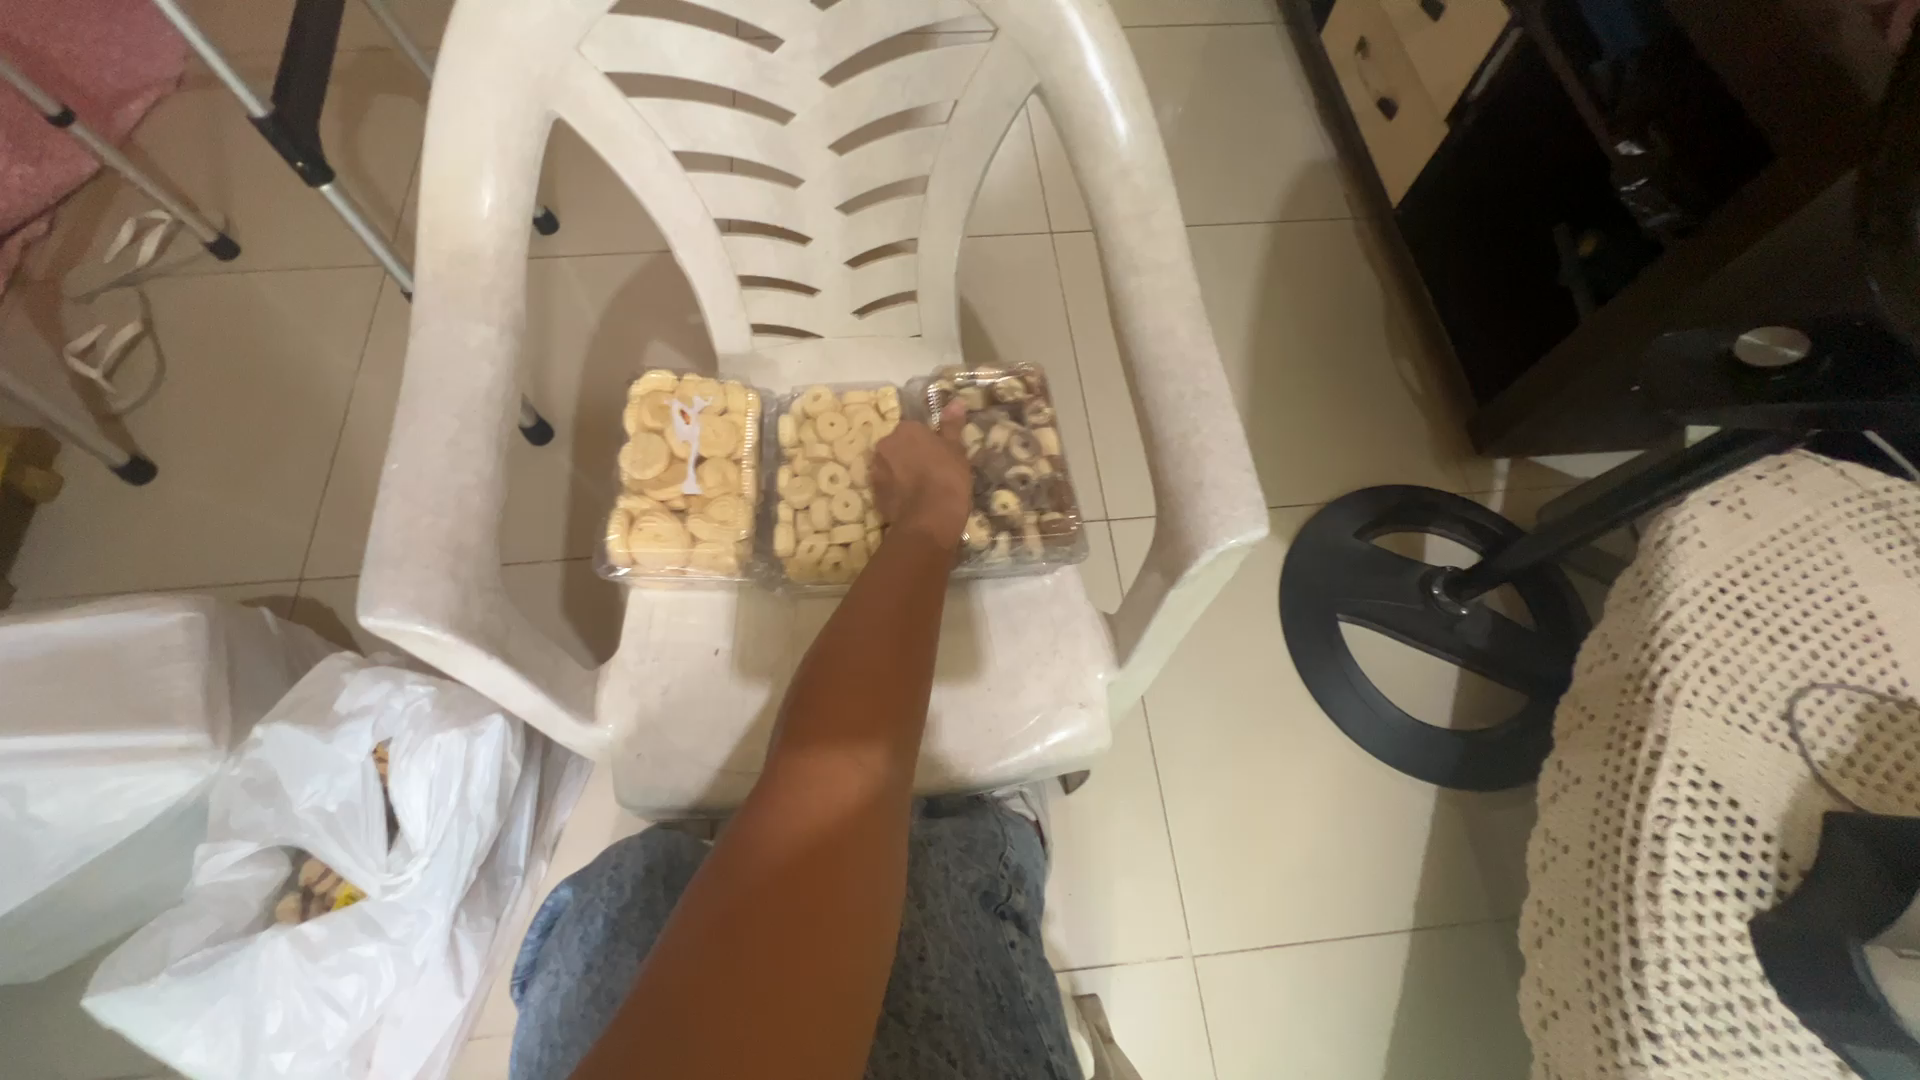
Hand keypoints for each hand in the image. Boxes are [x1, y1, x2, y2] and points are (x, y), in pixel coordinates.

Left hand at [871, 401, 970, 547]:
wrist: (929, 519)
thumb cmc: (947, 478)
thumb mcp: (956, 449)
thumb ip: (952, 425)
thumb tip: (956, 402)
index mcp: (906, 429)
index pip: (915, 430)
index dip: (927, 443)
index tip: (939, 457)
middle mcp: (885, 444)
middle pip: (898, 446)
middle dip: (910, 456)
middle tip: (930, 472)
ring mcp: (876, 469)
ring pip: (890, 466)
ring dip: (901, 472)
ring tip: (920, 490)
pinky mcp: (873, 493)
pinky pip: (886, 486)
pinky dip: (896, 491)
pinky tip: (911, 502)